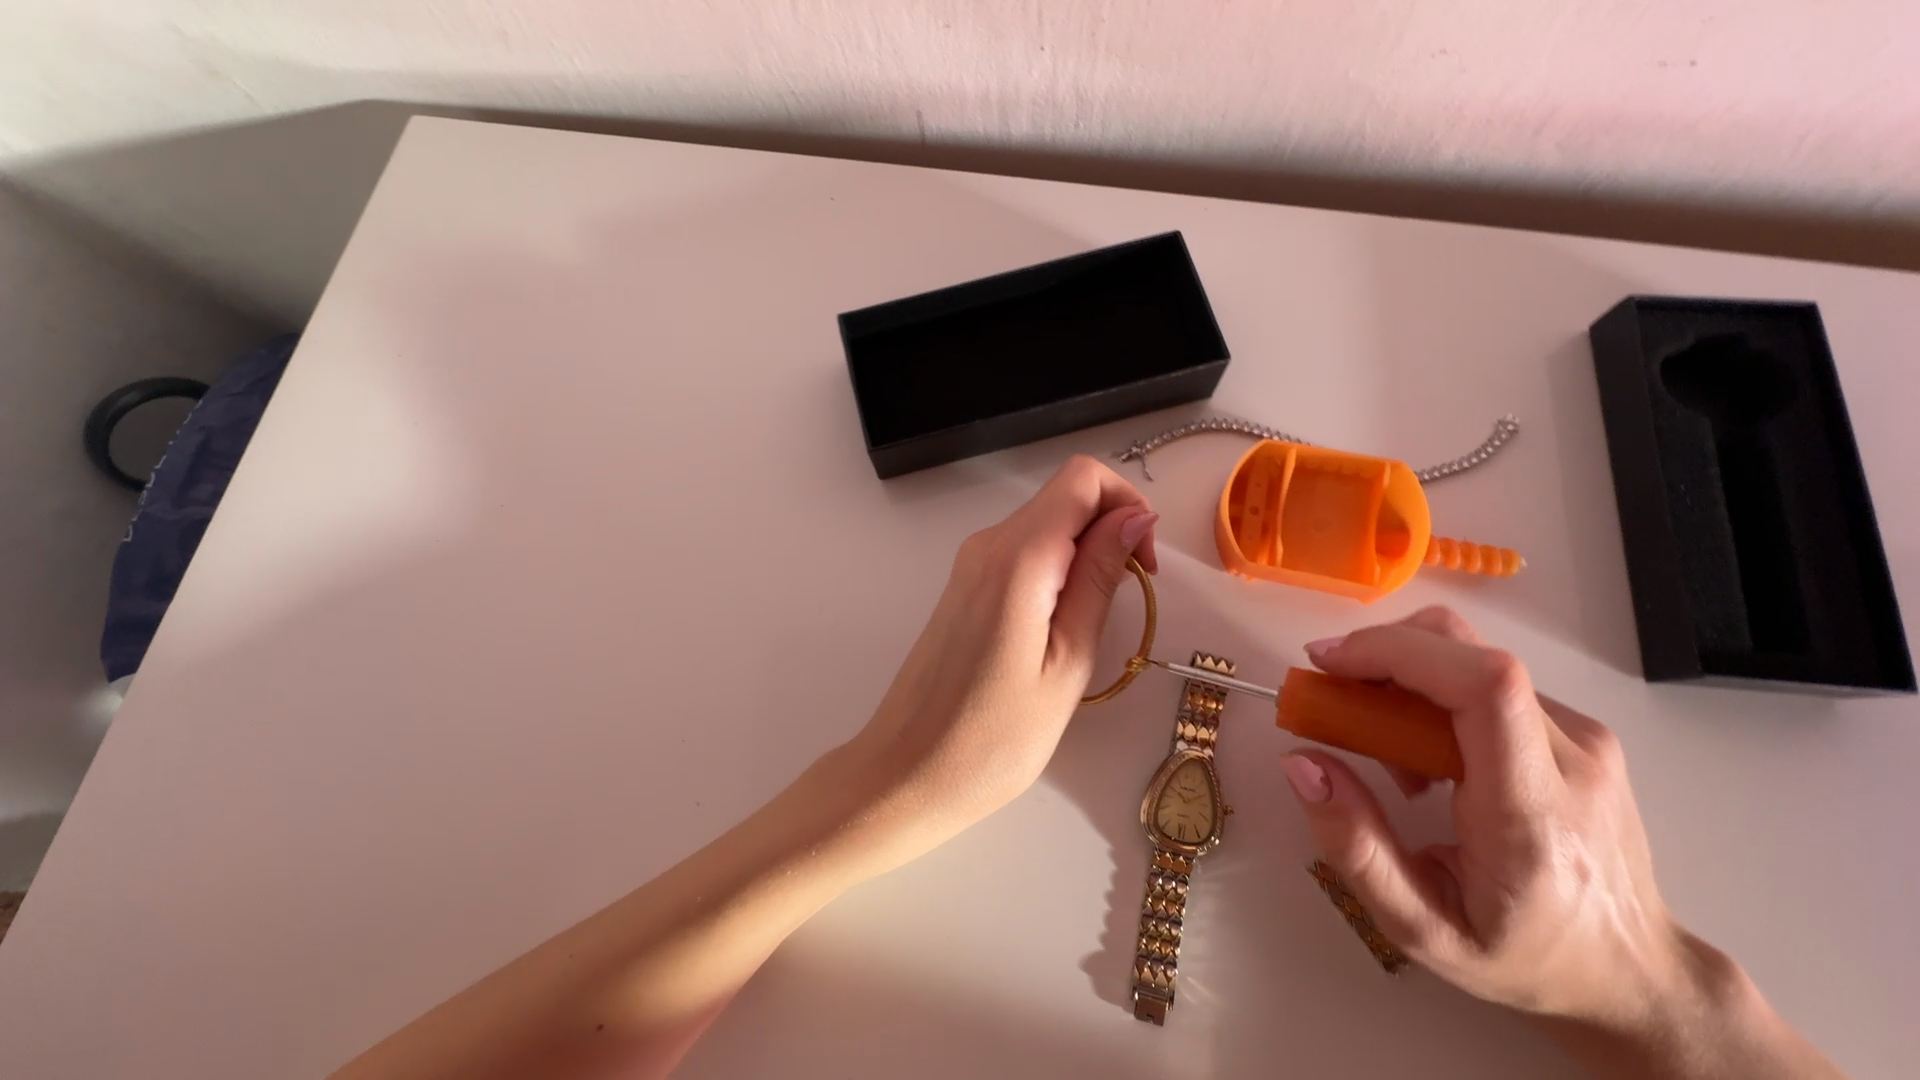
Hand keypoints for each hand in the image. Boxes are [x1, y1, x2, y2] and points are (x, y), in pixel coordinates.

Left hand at [843, 455, 1158, 862]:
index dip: (1127, 504)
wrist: (907, 773)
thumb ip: (1099, 580)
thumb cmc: (995, 737)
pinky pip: (1023, 554)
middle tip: (1126, 601)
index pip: (1082, 477)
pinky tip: (1058, 630)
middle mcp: (987, 545)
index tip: (1144, 565)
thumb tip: (1133, 519)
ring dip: (1086, 555)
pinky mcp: (964, 588)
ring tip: (1090, 627)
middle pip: (1065, 497)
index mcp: (1017, 557)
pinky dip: (1057, 572)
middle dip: (1111, 530)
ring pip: (1046, 525)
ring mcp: (970, 565)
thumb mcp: (1068, 662)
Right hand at [1277, 607, 1840, 1079]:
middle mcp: (1572, 756)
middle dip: (1384, 654)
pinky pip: (1489, 680)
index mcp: (1532, 808)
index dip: (1398, 651)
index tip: (1330, 662)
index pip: (1484, 685)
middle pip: (1471, 652)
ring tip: (1386, 750)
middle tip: (1334, 693)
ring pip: (1473, 659)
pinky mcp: (1577, 730)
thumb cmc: (1524, 956)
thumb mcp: (1420, 928)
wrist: (1632, 972)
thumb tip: (1302, 763)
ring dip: (1407, 680)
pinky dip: (1435, 695)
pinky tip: (1427, 756)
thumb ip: (1354, 848)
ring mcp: (1583, 737)